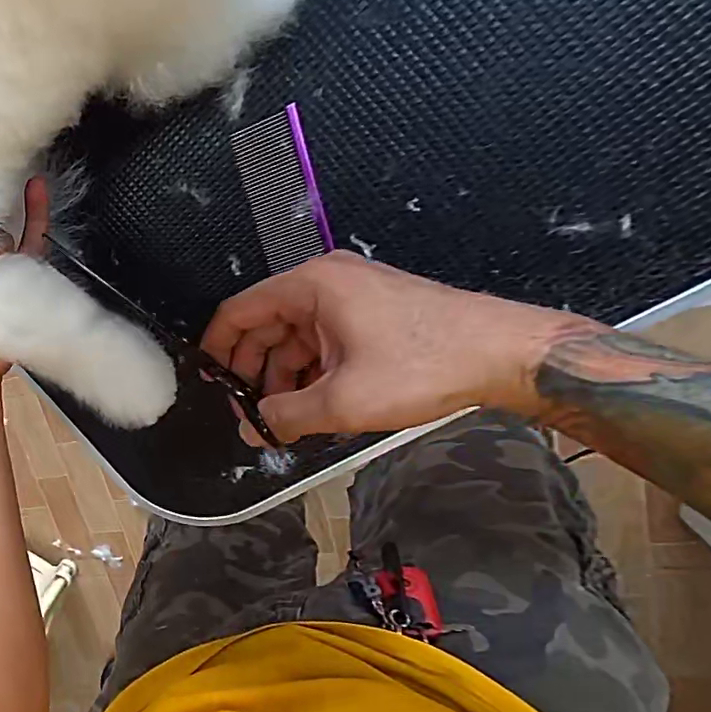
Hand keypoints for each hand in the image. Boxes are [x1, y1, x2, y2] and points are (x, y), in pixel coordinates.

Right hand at [200, 251, 604, 443]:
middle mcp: (326, 283)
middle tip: (250, 415)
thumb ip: (286, 416)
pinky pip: (325, 342)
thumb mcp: (342, 401)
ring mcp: (352, 297)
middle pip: (267, 326)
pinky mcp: (372, 314)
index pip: (240, 312)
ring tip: (286, 420)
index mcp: (311, 286)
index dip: (218, 350)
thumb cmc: (422, 367)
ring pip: (297, 338)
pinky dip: (313, 373)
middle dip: (255, 373)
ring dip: (286, 378)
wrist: (502, 354)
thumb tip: (252, 428)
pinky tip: (316, 406)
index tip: (208, 386)